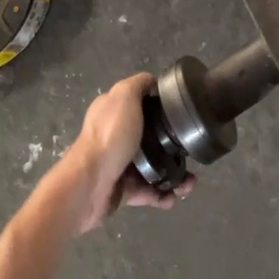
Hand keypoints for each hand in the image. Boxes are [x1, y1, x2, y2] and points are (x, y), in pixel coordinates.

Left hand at [61, 74, 192, 234]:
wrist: (88, 186)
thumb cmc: (109, 136)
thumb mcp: (124, 96)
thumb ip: (138, 84)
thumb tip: (153, 82)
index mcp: (113, 112)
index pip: (139, 104)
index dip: (158, 105)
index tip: (179, 111)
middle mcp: (115, 136)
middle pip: (149, 137)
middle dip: (172, 144)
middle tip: (189, 150)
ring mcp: (119, 164)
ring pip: (152, 166)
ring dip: (172, 173)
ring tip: (189, 182)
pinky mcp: (122, 190)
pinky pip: (147, 191)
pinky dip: (162, 195)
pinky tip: (174, 196)